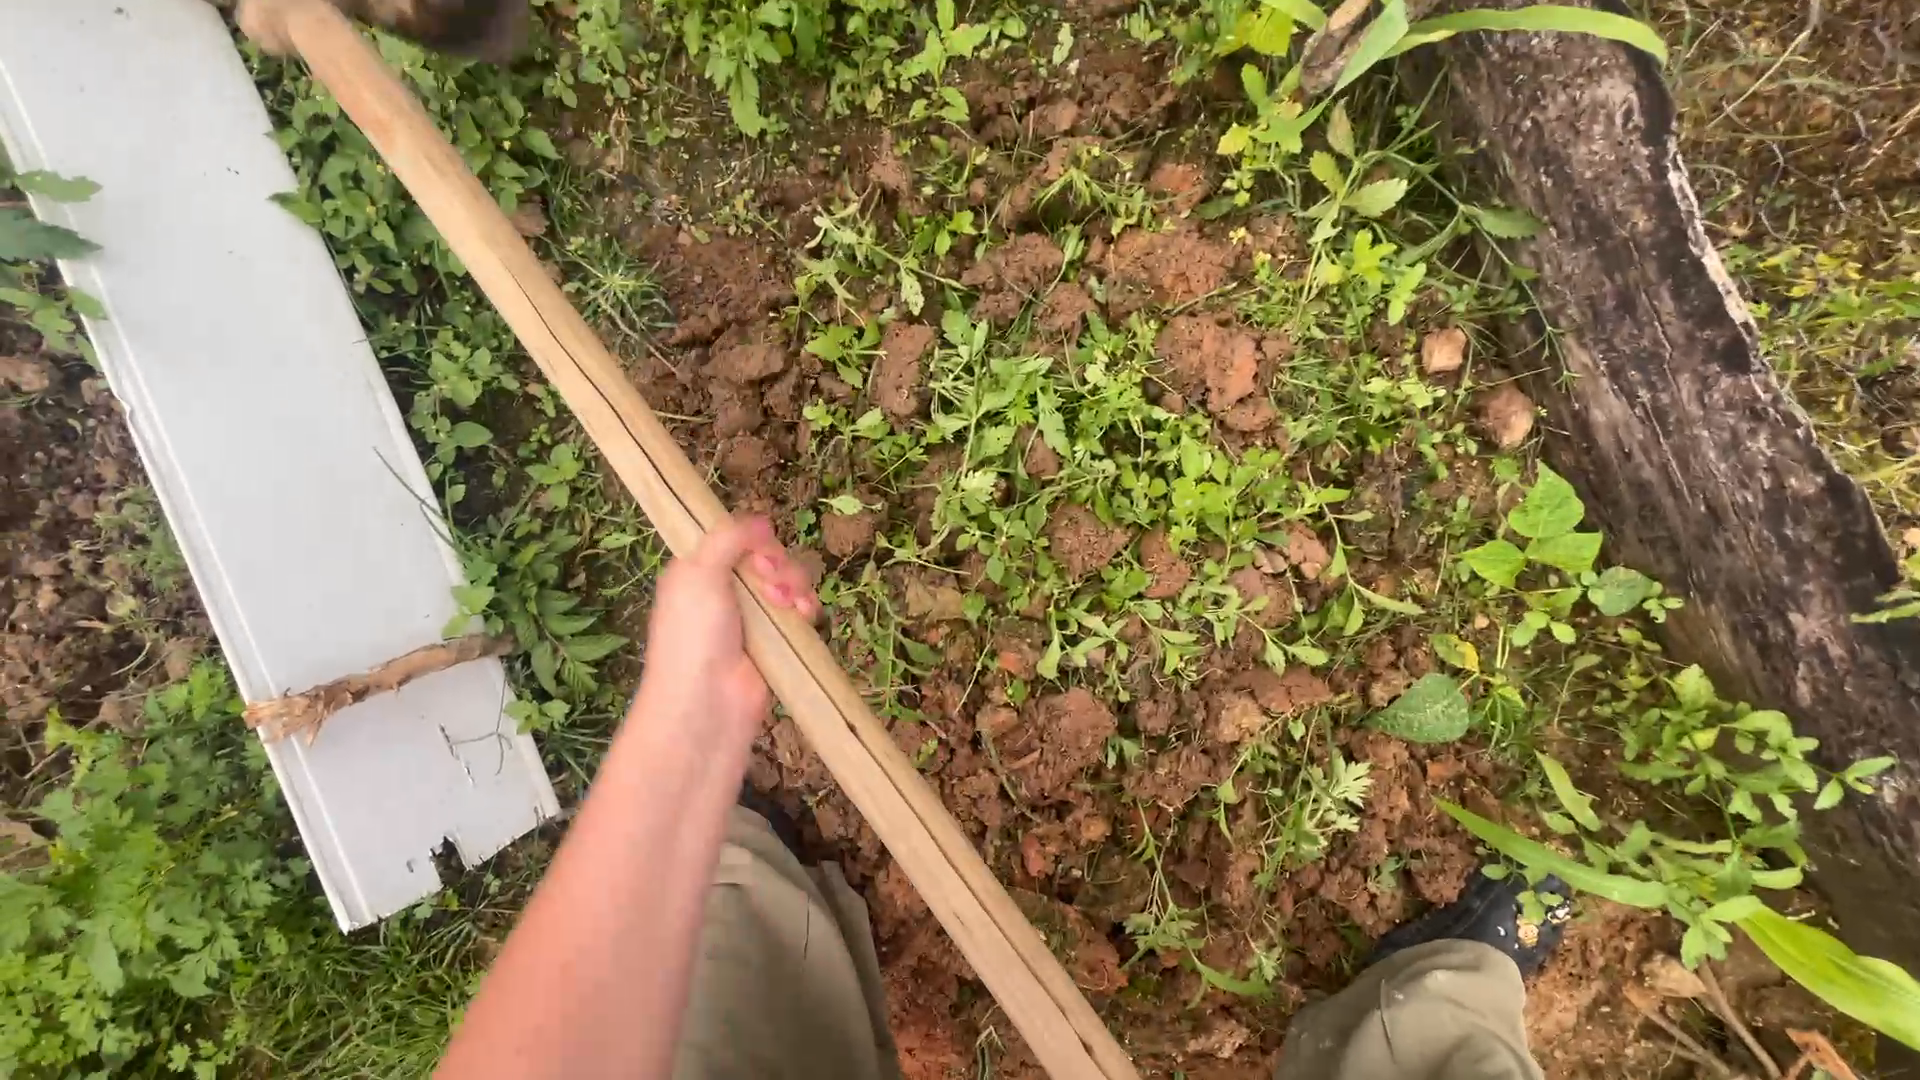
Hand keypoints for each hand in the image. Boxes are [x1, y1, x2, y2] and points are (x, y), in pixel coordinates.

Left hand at [628, 517, 816, 740]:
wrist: (707, 701)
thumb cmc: (693, 635)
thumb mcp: (699, 573)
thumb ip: (729, 538)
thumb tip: (763, 522)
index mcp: (699, 571)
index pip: (736, 539)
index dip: (752, 540)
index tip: (756, 551)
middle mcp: (726, 590)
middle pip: (767, 557)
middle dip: (777, 563)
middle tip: (769, 580)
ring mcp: (753, 615)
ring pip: (788, 580)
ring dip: (794, 584)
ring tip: (787, 603)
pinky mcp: (777, 638)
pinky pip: (800, 609)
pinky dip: (806, 606)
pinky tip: (805, 614)